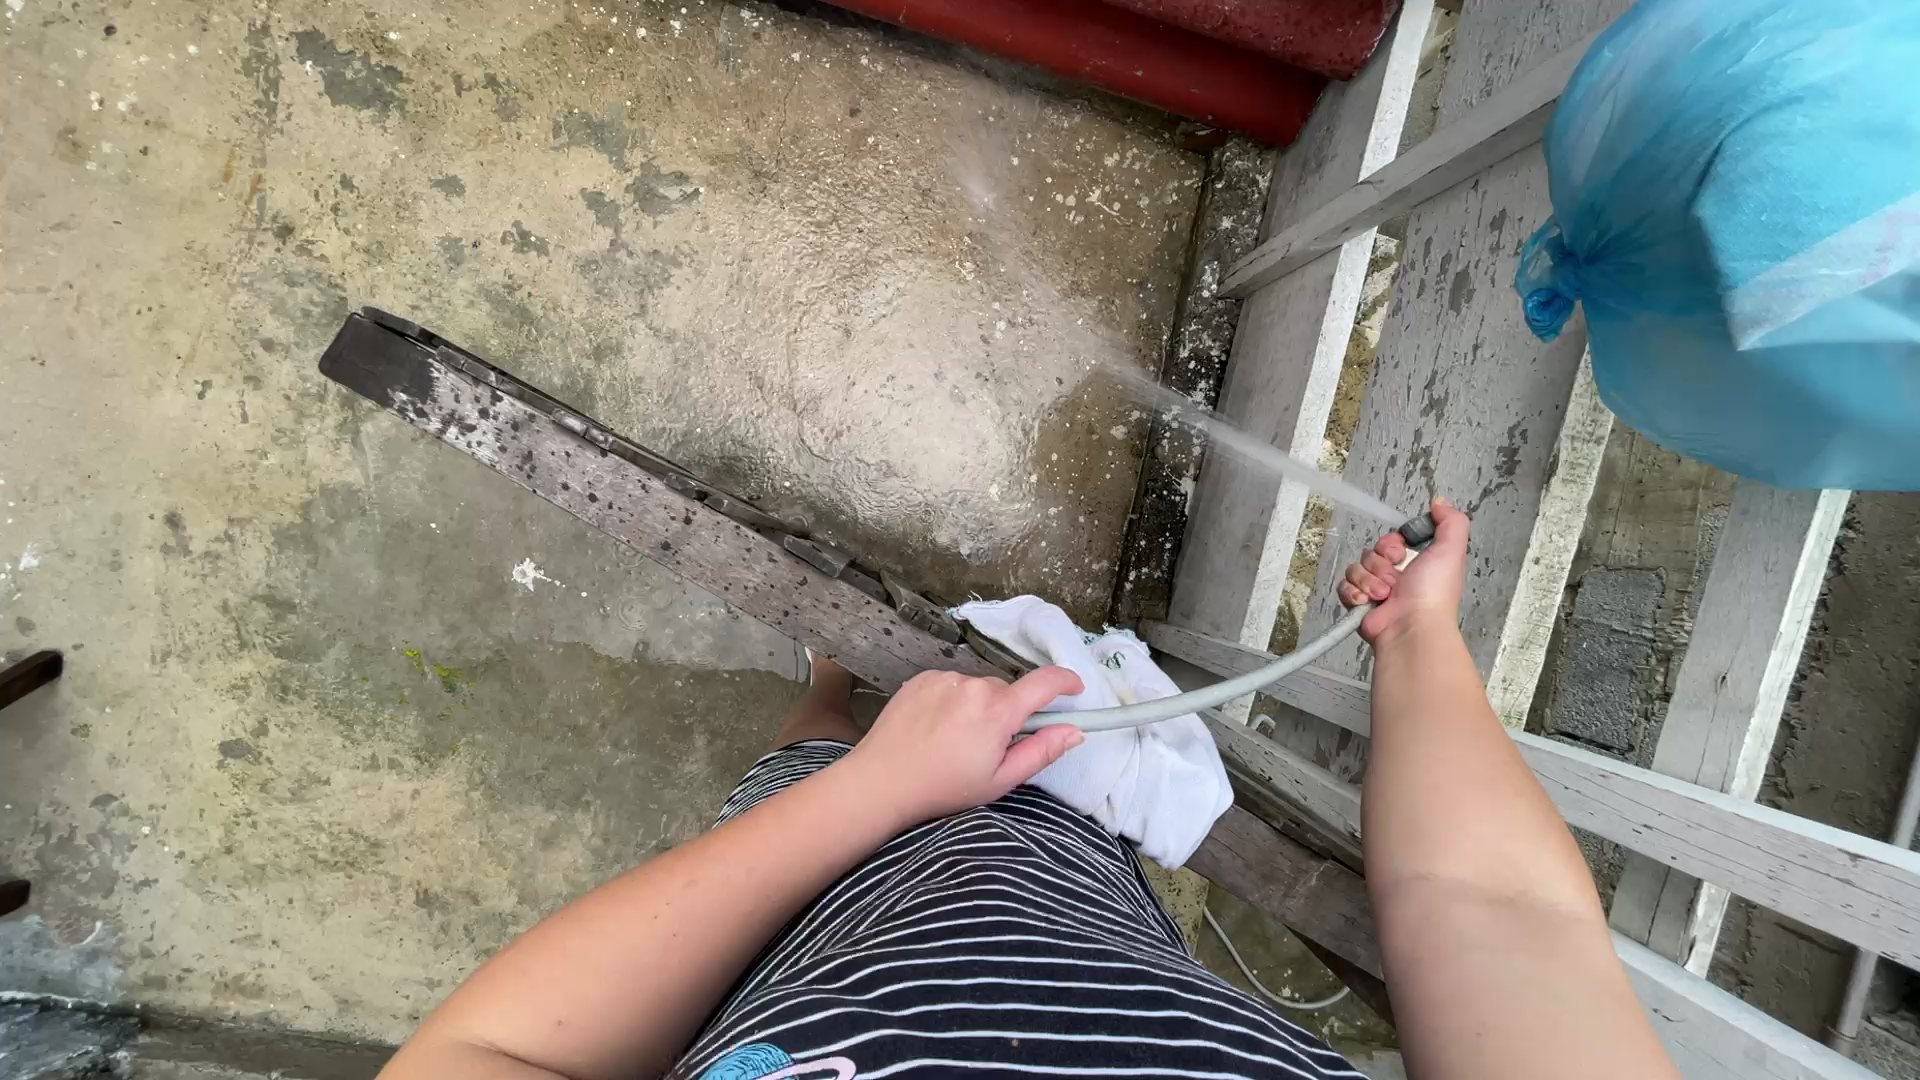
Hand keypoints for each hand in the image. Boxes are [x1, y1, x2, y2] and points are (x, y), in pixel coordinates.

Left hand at [839, 667, 1085, 826]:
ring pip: (977, 688)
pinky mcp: (922, 678)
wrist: (880, 781)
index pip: (1045, 682)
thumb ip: (1041, 751)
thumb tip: (1075, 730)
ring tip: (954, 740)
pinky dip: (952, 701)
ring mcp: (945, 677)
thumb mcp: (1000, 780)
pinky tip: (934, 728)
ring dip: (977, 707)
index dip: (1066, 682)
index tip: (1075, 689)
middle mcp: (973, 684)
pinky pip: (951, 685)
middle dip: (1007, 712)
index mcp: (998, 710)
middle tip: (989, 746)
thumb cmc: (944, 787)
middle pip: (1006, 691)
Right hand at [1338, 497, 1470, 645]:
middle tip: (1394, 580)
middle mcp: (1395, 576)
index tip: (1399, 553)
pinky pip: (1344, 587)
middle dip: (1379, 565)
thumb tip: (1440, 502)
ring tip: (1384, 596)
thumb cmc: (1433, 593)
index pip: (1389, 541)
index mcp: (1415, 564)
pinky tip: (1367, 602)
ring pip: (1355, 569)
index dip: (1389, 544)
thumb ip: (1451, 523)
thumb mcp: (1451, 551)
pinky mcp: (1358, 604)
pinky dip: (1354, 593)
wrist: (1410, 626)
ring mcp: (1374, 590)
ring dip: (1368, 581)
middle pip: (1370, 553)